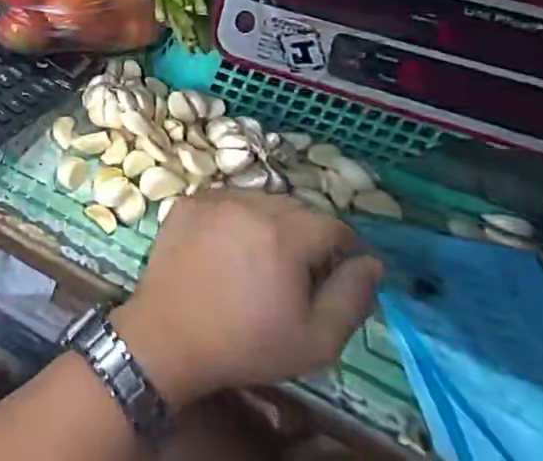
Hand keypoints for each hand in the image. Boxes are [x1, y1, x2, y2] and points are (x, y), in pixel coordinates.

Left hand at [109, 191, 382, 406]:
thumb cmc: (248, 343)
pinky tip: (233, 247)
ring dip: (273, 221)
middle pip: (295, 207)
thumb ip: (352, 296)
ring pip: (259, 199)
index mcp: (281, 234)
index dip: (345, 248)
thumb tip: (371, 263)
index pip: (331, 224)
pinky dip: (239, 216)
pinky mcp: (185, 203)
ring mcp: (211, 200)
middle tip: (303, 272)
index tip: (342, 273)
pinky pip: (226, 200)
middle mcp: (245, 204)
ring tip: (266, 259)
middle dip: (310, 234)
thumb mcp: (318, 339)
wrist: (170, 335)